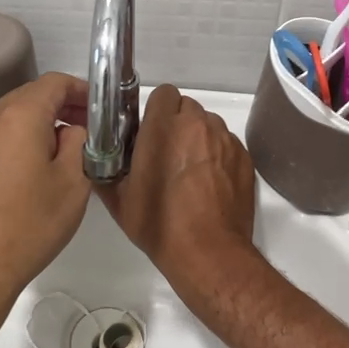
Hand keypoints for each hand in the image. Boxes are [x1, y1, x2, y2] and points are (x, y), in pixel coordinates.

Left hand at [0, 72, 91, 308]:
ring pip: (11, 116)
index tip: (100, 110)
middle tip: (88, 130)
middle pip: (30, 96)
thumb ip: (80, 143)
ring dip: (38, 124)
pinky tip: (32, 169)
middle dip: (61, 107)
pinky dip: (17, 139)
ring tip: (63, 152)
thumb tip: (74, 130)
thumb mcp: (73, 183)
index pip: (54, 83)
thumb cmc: (30, 226)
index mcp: (18, 116)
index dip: (81, 90)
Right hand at [97, 85, 257, 296]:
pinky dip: (218, 156)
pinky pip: (227, 145)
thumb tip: (103, 156)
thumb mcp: (119, 199)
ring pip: (209, 125)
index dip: (155, 111)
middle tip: (166, 154)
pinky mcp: (245, 159)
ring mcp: (226, 141)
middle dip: (176, 124)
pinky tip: (210, 184)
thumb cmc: (159, 223)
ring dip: (198, 138)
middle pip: (187, 108)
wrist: (208, 253)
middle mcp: (198, 125)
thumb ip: (107, 167)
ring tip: (190, 171)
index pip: (163, 94)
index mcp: (165, 127)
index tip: (149, 133)